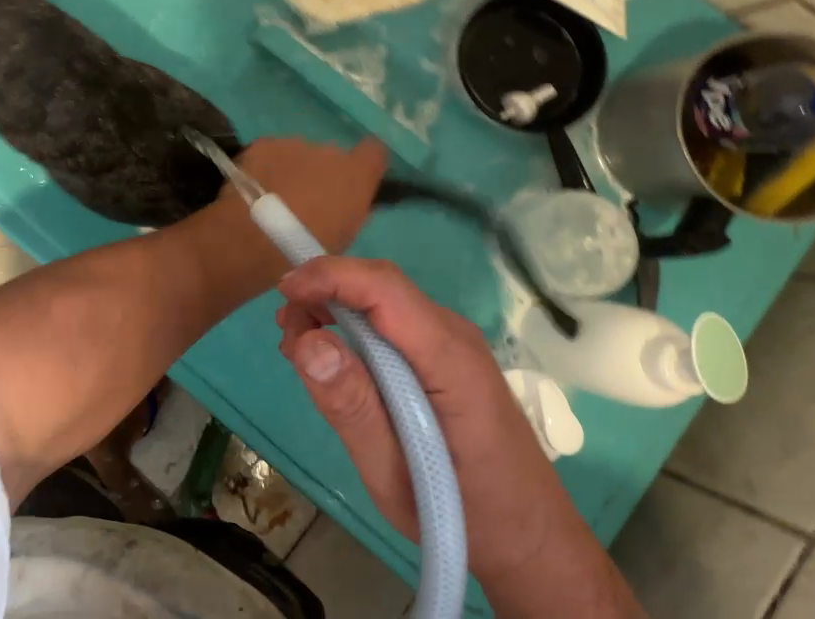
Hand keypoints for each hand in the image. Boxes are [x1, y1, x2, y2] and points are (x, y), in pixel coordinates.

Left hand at [231, 136, 386, 254]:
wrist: (256, 237)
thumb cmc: (307, 246)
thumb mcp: (343, 236)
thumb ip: (349, 210)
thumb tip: (346, 200)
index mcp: (356, 174)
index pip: (374, 151)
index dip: (364, 163)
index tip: (354, 179)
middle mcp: (329, 151)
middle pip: (330, 157)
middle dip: (320, 174)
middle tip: (305, 201)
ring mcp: (294, 144)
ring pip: (298, 155)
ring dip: (292, 171)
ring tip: (274, 198)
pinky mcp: (264, 144)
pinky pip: (271, 154)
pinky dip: (266, 167)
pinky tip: (255, 189)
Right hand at [274, 256, 583, 584]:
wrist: (531, 538)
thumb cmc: (464, 514)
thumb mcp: (393, 475)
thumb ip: (352, 407)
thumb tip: (308, 340)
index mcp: (450, 361)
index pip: (385, 288)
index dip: (330, 276)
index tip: (283, 293)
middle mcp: (455, 336)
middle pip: (381, 286)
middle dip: (324, 291)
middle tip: (283, 334)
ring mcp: (453, 343)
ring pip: (384, 301)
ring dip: (334, 309)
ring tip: (297, 348)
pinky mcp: (445, 356)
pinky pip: (393, 323)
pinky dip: (353, 327)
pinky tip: (329, 359)